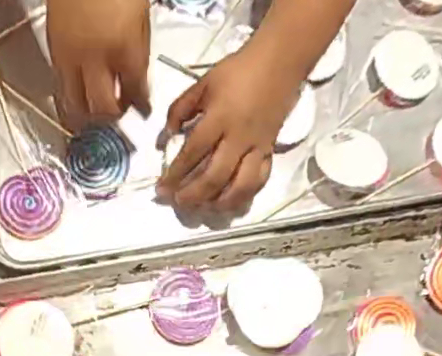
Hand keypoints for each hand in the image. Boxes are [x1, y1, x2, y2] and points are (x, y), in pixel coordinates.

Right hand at [46, 0, 151, 124]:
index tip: (144, 108)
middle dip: (113, 114)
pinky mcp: (54, 50)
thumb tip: (137, 76)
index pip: (135, 91)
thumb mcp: (140, 10)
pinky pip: (62, 84)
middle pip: (103, 107)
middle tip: (120, 111)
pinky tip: (80, 88)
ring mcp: (71, 56)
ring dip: (89, 112)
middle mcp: (95, 57)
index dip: (141, 103)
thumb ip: (139, 47)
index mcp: (123, 45)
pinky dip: (73, 93)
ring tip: (97, 107)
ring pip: (77, 104)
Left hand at [158, 41, 302, 211]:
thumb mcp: (203, 84)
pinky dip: (244, 197)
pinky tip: (229, 203)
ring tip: (203, 208)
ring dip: (220, 203)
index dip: (175, 174)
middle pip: (215, 177)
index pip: (193, 153)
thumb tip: (163, 139)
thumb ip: (179, 111)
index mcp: (220, 117)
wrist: (280, 60)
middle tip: (178, 202)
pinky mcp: (270, 152)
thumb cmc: (237, 71)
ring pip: (240, 186)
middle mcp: (239, 137)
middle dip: (193, 195)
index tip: (161, 189)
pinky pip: (259, 181)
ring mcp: (257, 147)